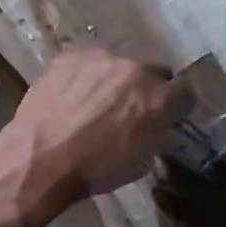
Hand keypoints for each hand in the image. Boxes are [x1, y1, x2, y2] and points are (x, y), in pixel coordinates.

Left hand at [0, 49, 181, 203]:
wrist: (41, 159)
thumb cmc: (95, 170)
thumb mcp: (141, 162)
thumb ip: (154, 131)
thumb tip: (151, 122)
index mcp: (160, 96)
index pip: (184, 92)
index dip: (175, 106)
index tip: (164, 116)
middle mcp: (135, 69)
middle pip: (150, 73)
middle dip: (143, 90)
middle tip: (125, 111)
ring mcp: (100, 58)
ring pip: (116, 65)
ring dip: (112, 81)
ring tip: (92, 104)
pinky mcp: (69, 56)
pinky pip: (86, 64)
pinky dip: (83, 78)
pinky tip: (69, 98)